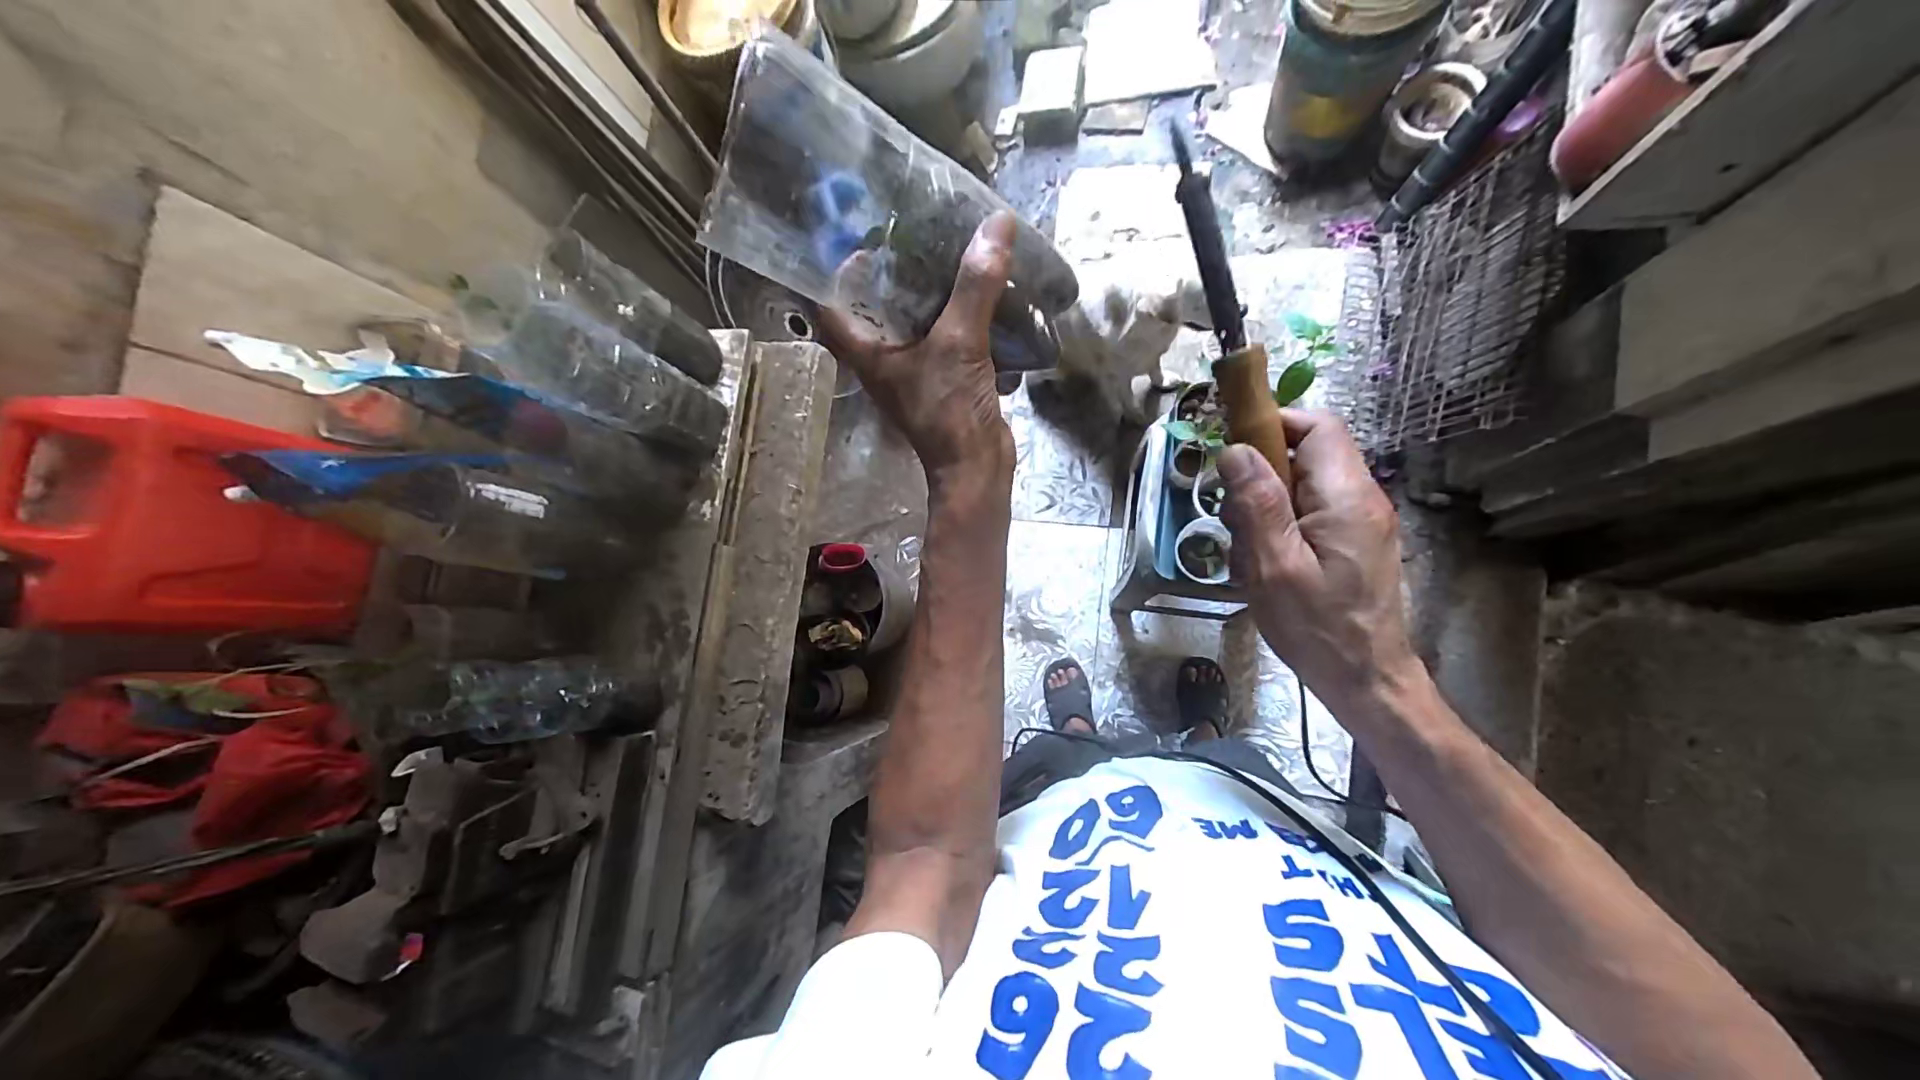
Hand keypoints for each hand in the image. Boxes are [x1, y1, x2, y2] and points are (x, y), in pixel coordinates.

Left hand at [818, 212, 1017, 491]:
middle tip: (913, 233)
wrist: (978, 468)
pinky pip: (945, 336)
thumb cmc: (951, 412)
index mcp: (868, 353)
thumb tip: (996, 224)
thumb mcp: (959, 342)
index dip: (839, 272)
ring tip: (947, 251)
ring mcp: (916, 371)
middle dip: (893, 272)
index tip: (863, 239)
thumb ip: (975, 285)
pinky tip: (977, 289)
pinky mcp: (946, 378)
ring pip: (916, 321)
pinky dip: (957, 313)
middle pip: (878, 308)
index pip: (832, 307)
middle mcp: (885, 360)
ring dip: (930, 292)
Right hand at [1216, 410, 1419, 707]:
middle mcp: (1361, 498)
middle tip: (1236, 515)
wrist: (1364, 677)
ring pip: (1304, 482)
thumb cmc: (1316, 626)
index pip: (1317, 426)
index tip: (1233, 449)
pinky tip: (1265, 559)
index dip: (1273, 423)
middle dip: (1261, 472)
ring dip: (1266, 502)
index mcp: (1346, 497)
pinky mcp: (1353, 540)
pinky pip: (1310, 509)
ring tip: (1249, 546)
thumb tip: (1236, 451)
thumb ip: (1257, 505)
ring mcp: (1360, 520)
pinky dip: (1280, 522)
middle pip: (1308, 451)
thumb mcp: (1275, 566)